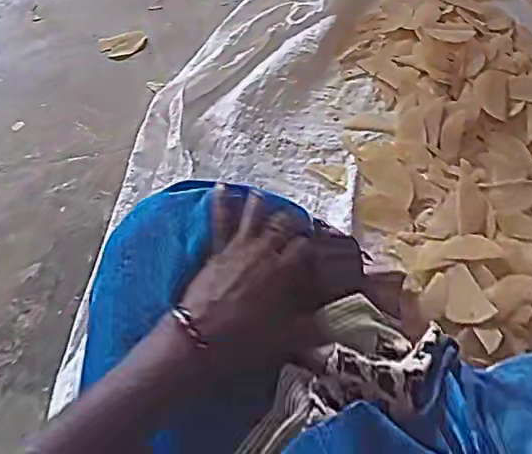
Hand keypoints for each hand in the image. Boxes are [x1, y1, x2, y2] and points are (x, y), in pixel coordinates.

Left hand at [175, 187, 335, 375]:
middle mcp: (265, 251)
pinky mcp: (218, 250)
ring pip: (255, 215)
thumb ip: (310, 330)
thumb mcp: (283, 339)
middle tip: (298, 224)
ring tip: (264, 195)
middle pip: (284, 224)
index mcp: (283, 270)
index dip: (314, 246)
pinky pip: (220, 220)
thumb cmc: (242, 344)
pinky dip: (221, 202)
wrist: (198, 343)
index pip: (307, 247)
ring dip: (261, 205)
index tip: (318, 248)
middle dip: (293, 221)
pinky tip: (221, 187)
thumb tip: (332, 328)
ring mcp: (240, 247)